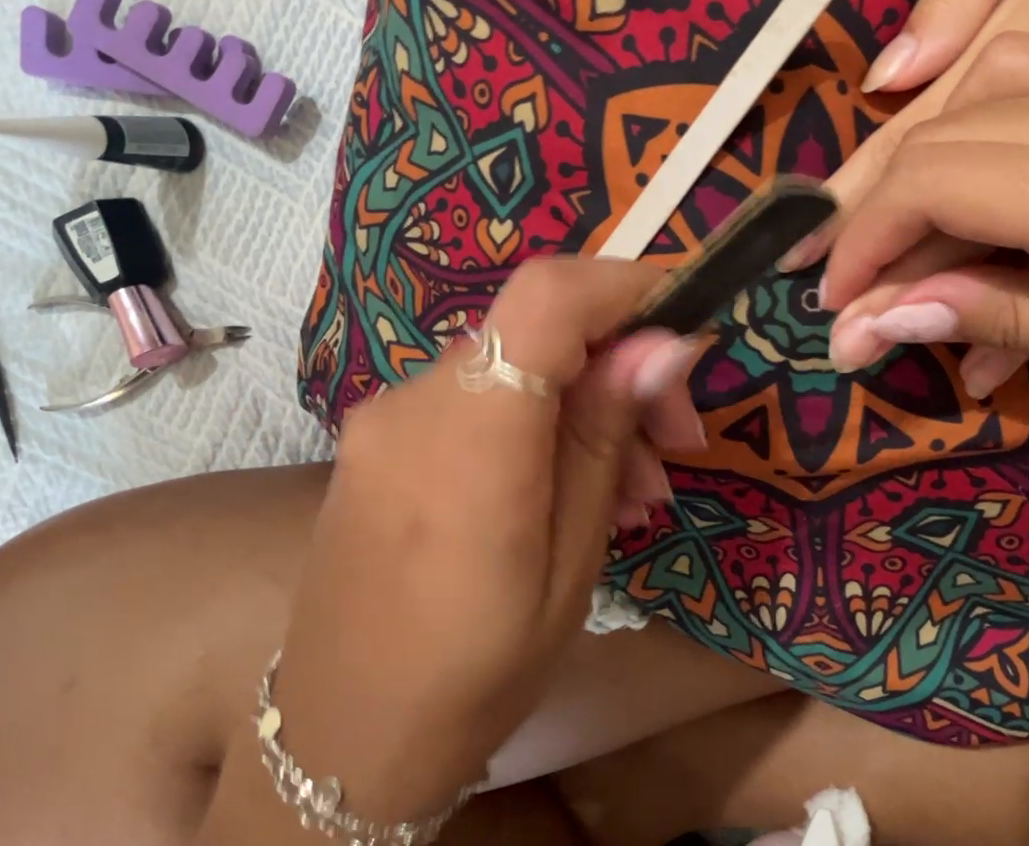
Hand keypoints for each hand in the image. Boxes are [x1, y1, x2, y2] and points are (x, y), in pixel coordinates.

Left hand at [266, 259, 700, 809]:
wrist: (344, 741)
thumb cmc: (478, 672)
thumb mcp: (573, 563)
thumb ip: (605, 436)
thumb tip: (663, 344)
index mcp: (470, 438)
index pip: (548, 296)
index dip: (625, 287)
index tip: (684, 335)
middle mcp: (414, 402)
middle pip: (539, 330)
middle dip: (622, 362)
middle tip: (678, 441)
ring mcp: (386, 418)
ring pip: (515, 366)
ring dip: (585, 402)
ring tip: (633, 489)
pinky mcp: (379, 440)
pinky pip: (477, 400)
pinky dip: (537, 422)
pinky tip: (570, 488)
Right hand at [826, 0, 1028, 388]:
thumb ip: (1014, 319)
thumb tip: (886, 313)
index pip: (935, 181)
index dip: (864, 241)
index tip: (836, 308)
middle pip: (955, 131)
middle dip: (886, 214)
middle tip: (866, 294)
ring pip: (1007, 76)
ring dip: (948, 149)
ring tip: (937, 228)